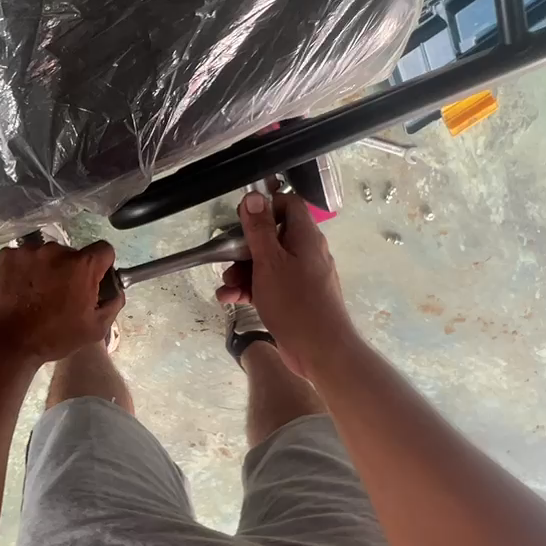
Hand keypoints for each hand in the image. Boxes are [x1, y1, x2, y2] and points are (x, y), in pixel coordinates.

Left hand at [0, 239, 121, 363]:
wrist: (6, 344)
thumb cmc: (53, 338)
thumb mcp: (95, 329)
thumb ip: (112, 304)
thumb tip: (115, 290)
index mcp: (82, 266)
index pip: (104, 250)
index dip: (102, 265)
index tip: (94, 280)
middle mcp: (56, 250)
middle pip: (71, 254)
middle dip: (70, 270)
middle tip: (60, 295)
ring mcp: (27, 251)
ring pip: (45, 255)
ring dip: (45, 269)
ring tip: (35, 294)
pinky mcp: (5, 256)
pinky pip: (21, 258)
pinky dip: (22, 270)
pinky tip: (18, 290)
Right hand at [215, 191, 358, 375]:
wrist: (320, 349)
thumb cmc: (295, 302)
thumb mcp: (269, 262)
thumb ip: (259, 229)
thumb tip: (253, 196)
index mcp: (305, 237)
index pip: (288, 205)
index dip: (264, 208)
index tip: (242, 221)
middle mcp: (306, 252)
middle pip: (272, 237)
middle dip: (244, 250)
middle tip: (227, 262)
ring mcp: (302, 277)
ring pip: (267, 264)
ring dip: (242, 273)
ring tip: (225, 288)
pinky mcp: (295, 298)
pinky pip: (270, 286)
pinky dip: (250, 290)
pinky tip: (231, 300)